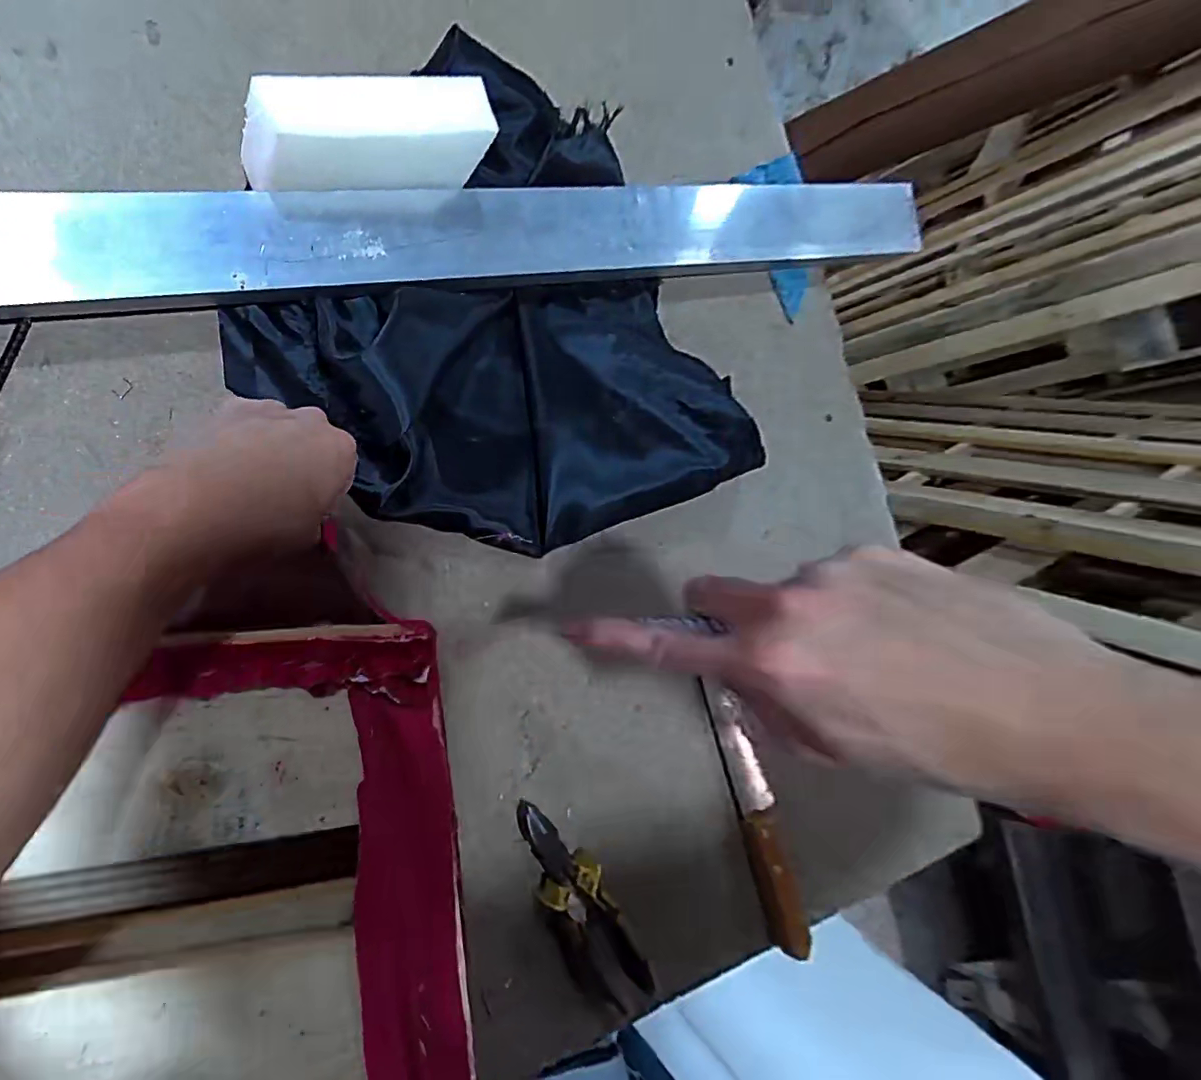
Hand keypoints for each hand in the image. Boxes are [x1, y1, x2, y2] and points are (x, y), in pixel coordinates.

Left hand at [106, 398, 356, 569]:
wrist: (195, 506)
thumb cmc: (262, 528)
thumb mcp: (304, 541)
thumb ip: (315, 522)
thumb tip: (307, 519)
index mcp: (339, 450)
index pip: (343, 469)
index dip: (325, 491)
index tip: (307, 510)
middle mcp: (310, 418)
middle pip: (311, 441)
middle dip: (299, 461)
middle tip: (275, 496)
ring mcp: (266, 407)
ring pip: (276, 427)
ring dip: (267, 446)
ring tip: (241, 482)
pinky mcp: (226, 406)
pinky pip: (242, 423)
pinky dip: (235, 439)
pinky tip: (218, 466)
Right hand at [564, 547, 1197, 815]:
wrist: (1066, 715)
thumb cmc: (936, 748)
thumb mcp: (829, 744)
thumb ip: (766, 703)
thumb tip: (745, 677)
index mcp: (770, 661)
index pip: (670, 647)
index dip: (615, 638)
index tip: (572, 627)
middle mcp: (787, 606)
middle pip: (712, 593)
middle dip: (728, 618)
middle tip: (778, 649)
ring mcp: (832, 572)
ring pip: (783, 588)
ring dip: (805, 613)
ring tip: (876, 647)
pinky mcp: (877, 553)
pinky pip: (835, 573)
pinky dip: (851, 596)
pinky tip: (907, 623)